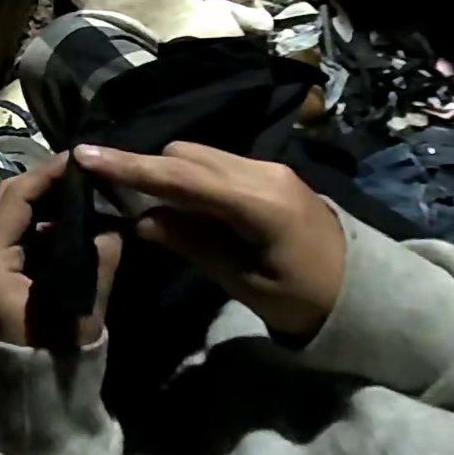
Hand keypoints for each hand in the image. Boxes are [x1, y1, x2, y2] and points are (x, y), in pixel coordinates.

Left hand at [0, 152, 123, 346]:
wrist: (32, 402)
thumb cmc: (53, 358)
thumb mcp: (80, 308)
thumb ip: (99, 260)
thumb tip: (118, 223)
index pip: (15, 200)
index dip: (46, 174)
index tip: (77, 158)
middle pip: (8, 202)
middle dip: (44, 183)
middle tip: (82, 173)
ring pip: (13, 217)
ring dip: (45, 202)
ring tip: (83, 194)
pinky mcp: (1, 277)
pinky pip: (20, 237)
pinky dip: (44, 224)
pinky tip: (74, 224)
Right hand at [73, 142, 344, 335]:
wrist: (366, 291)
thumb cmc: (308, 301)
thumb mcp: (247, 285)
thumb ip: (194, 245)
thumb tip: (142, 220)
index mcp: (259, 203)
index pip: (182, 177)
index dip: (131, 166)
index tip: (86, 154)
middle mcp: (262, 172)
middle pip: (187, 154)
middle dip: (143, 165)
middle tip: (101, 180)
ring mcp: (267, 167)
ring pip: (198, 153)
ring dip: (165, 169)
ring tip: (135, 192)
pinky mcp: (268, 172)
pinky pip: (215, 162)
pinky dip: (187, 174)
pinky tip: (175, 197)